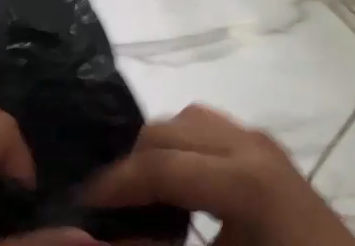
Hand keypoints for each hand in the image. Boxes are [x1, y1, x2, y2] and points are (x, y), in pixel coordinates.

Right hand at [85, 105, 354, 245]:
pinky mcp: (273, 154)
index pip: (160, 165)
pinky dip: (187, 147)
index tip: (81, 202)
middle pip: (170, 130)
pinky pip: (215, 130)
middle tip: (110, 205)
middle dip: (133, 163)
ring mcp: (265, 144)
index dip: (115, 184)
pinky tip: (183, 189)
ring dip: (161, 150)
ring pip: (191, 120)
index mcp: (242, 179)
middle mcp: (251, 146)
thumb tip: (92, 236)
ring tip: (144, 194)